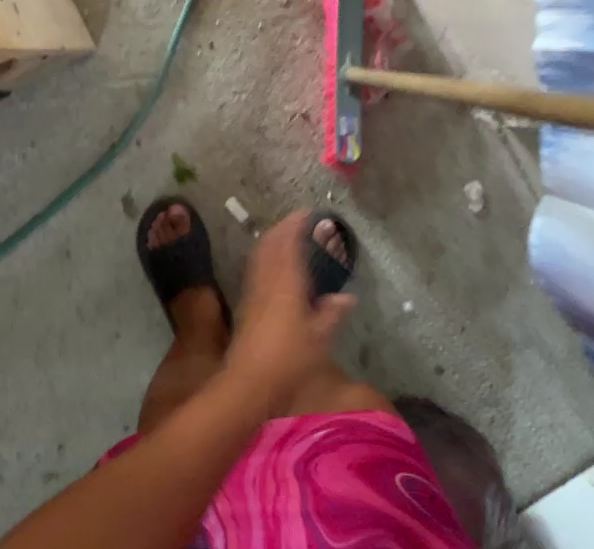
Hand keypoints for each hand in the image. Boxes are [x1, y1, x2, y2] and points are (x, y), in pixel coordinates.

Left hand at [221, 212, 355, 413]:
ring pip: (260, 255)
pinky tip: (273, 266)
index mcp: (286, 282)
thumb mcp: (319, 337)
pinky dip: (266, 257)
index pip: (289, 243)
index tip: (307, 213)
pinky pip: (256, 269)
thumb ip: (332, 313)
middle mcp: (267, 280)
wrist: (249, 381)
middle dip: (283, 229)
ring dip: (272, 241)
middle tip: (298, 222)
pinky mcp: (246, 305)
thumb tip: (347, 297)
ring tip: (286, 237)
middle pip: (270, 244)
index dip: (296, 225)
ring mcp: (253, 291)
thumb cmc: (289, 358)